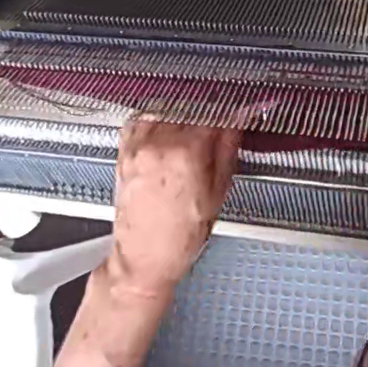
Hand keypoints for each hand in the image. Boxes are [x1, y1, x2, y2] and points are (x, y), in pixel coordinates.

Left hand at [108, 117, 240, 299]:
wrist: (143, 258)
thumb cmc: (180, 235)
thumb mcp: (219, 191)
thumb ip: (229, 147)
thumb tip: (239, 121)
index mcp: (187, 154)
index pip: (215, 114)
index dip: (233, 110)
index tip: (242, 110)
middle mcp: (159, 145)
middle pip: (192, 108)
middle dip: (210, 113)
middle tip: (222, 124)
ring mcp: (138, 146)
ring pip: (168, 109)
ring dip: (186, 114)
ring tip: (196, 132)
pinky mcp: (125, 151)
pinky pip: (143, 119)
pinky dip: (158, 119)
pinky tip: (170, 132)